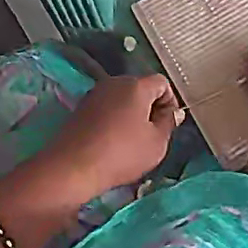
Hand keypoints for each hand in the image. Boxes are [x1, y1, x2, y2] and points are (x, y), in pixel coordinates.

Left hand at [29, 74, 182, 206]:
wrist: (74, 165)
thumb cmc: (122, 153)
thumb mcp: (157, 143)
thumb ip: (169, 123)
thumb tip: (172, 112)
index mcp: (136, 86)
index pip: (161, 83)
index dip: (170, 102)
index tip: (169, 124)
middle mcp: (114, 82)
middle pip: (140, 88)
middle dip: (150, 107)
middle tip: (153, 134)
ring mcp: (95, 93)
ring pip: (122, 98)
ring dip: (131, 113)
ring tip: (132, 140)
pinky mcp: (82, 106)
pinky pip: (106, 107)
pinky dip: (114, 118)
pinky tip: (113, 141)